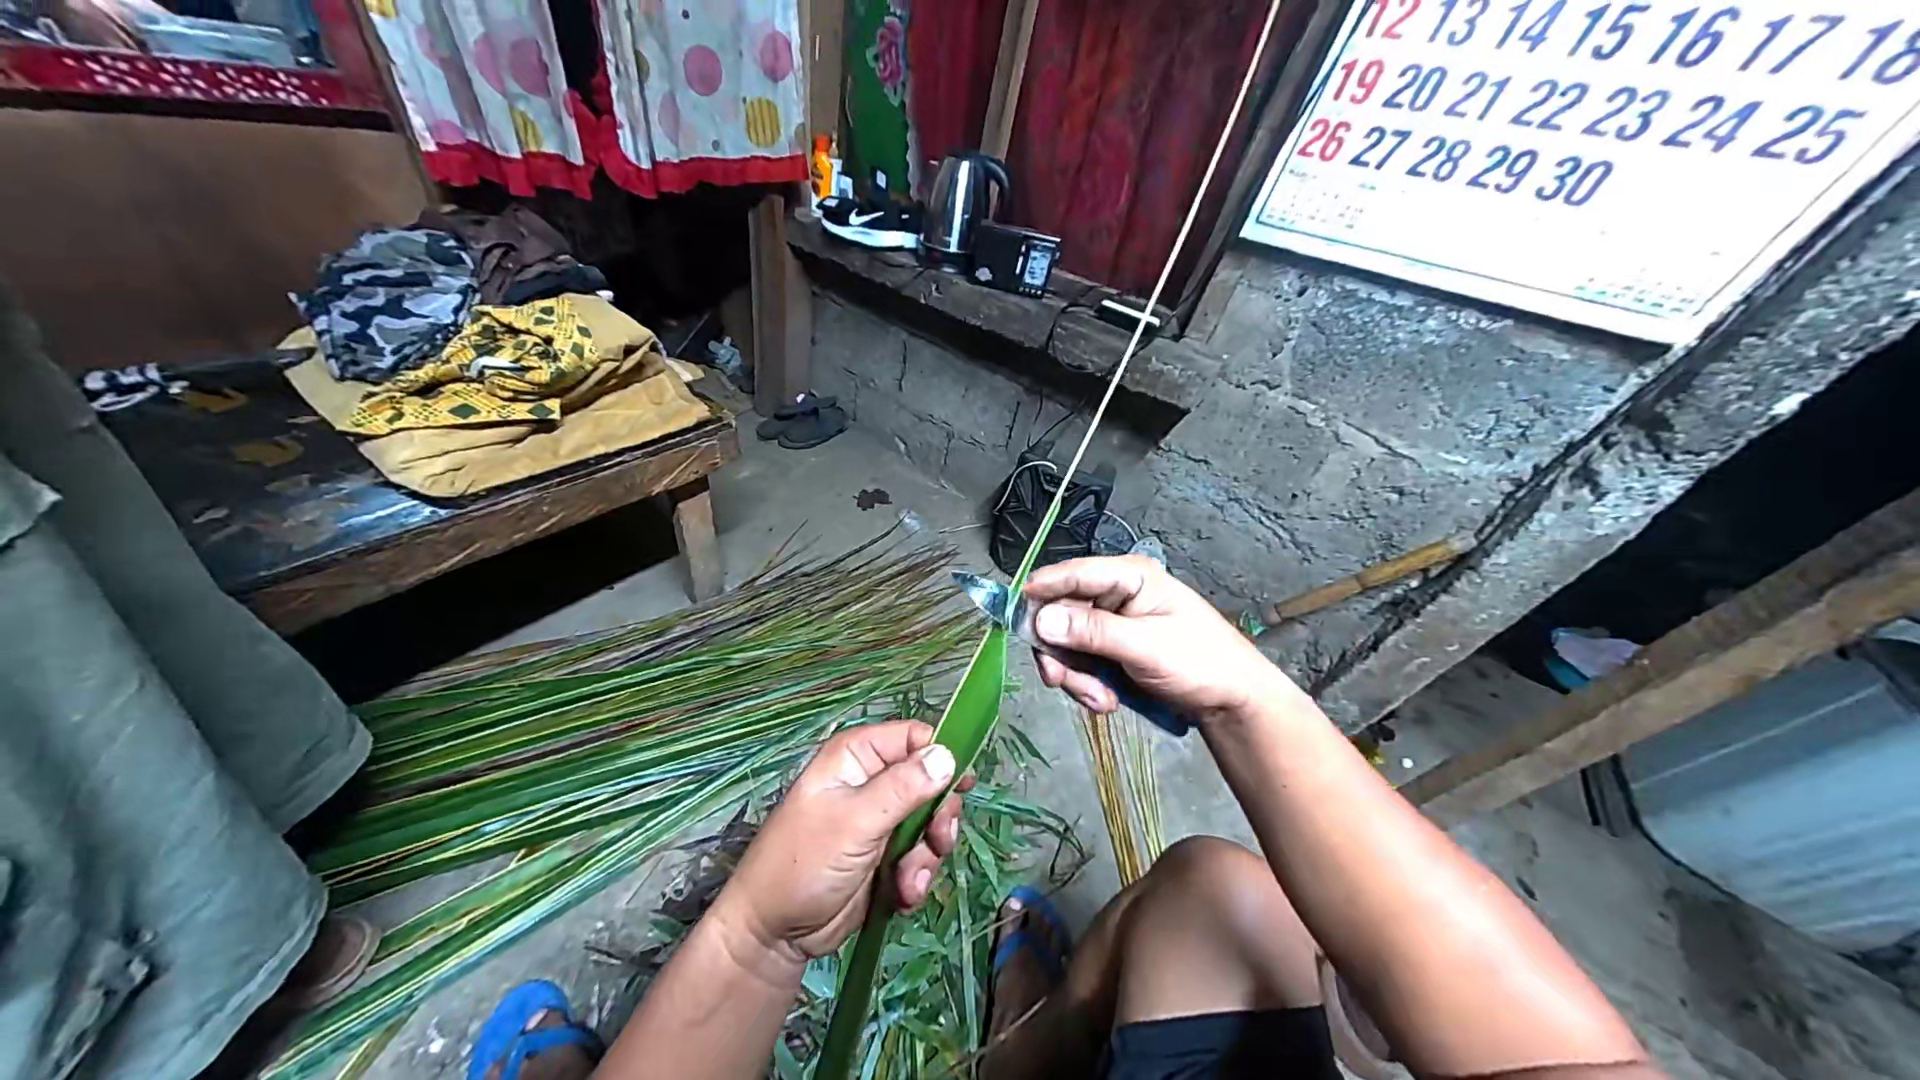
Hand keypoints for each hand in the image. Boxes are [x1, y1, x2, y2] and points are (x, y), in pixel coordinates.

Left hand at [710, 720, 970, 967]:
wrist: (775, 935)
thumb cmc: (804, 863)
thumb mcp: (855, 822)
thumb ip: (903, 788)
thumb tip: (947, 755)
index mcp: (857, 757)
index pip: (914, 738)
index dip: (941, 756)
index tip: (962, 784)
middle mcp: (872, 781)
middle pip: (932, 781)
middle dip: (939, 816)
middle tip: (938, 839)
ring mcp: (881, 819)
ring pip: (931, 822)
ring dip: (928, 853)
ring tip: (909, 880)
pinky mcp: (888, 854)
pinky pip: (921, 854)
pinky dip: (918, 876)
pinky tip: (902, 895)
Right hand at [1024, 555, 1299, 721]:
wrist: (1231, 702)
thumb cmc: (1201, 662)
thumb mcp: (1146, 646)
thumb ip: (1092, 632)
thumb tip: (1041, 619)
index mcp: (1129, 577)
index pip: (1073, 574)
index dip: (1041, 592)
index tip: (1015, 618)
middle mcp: (1114, 594)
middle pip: (1060, 613)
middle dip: (1060, 652)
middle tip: (1059, 681)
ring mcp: (1110, 623)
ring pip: (1064, 643)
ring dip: (1075, 676)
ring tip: (1100, 701)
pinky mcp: (1109, 649)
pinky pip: (1078, 662)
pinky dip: (1085, 684)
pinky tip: (1106, 701)